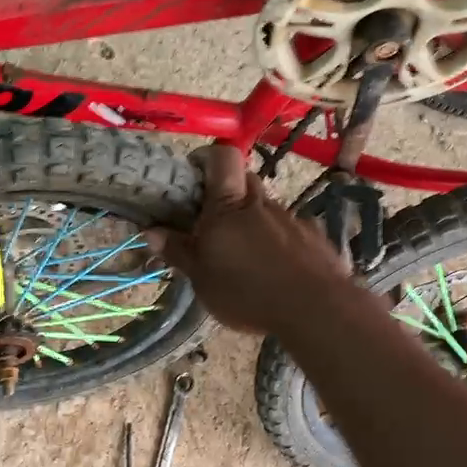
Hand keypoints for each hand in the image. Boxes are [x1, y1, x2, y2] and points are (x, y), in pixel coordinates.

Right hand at [147, 145, 354, 333]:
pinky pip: (290, 231)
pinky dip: (278, 243)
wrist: (316, 310)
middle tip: (212, 224)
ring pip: (266, 208)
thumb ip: (178, 252)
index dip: (207, 158)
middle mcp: (261, 203)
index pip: (221, 157)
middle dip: (227, 194)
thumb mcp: (202, 279)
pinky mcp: (314, 238)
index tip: (194, 178)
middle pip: (244, 180)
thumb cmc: (247, 293)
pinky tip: (276, 271)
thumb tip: (151, 231)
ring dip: (253, 223)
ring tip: (244, 258)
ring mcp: (291, 218)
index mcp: (227, 207)